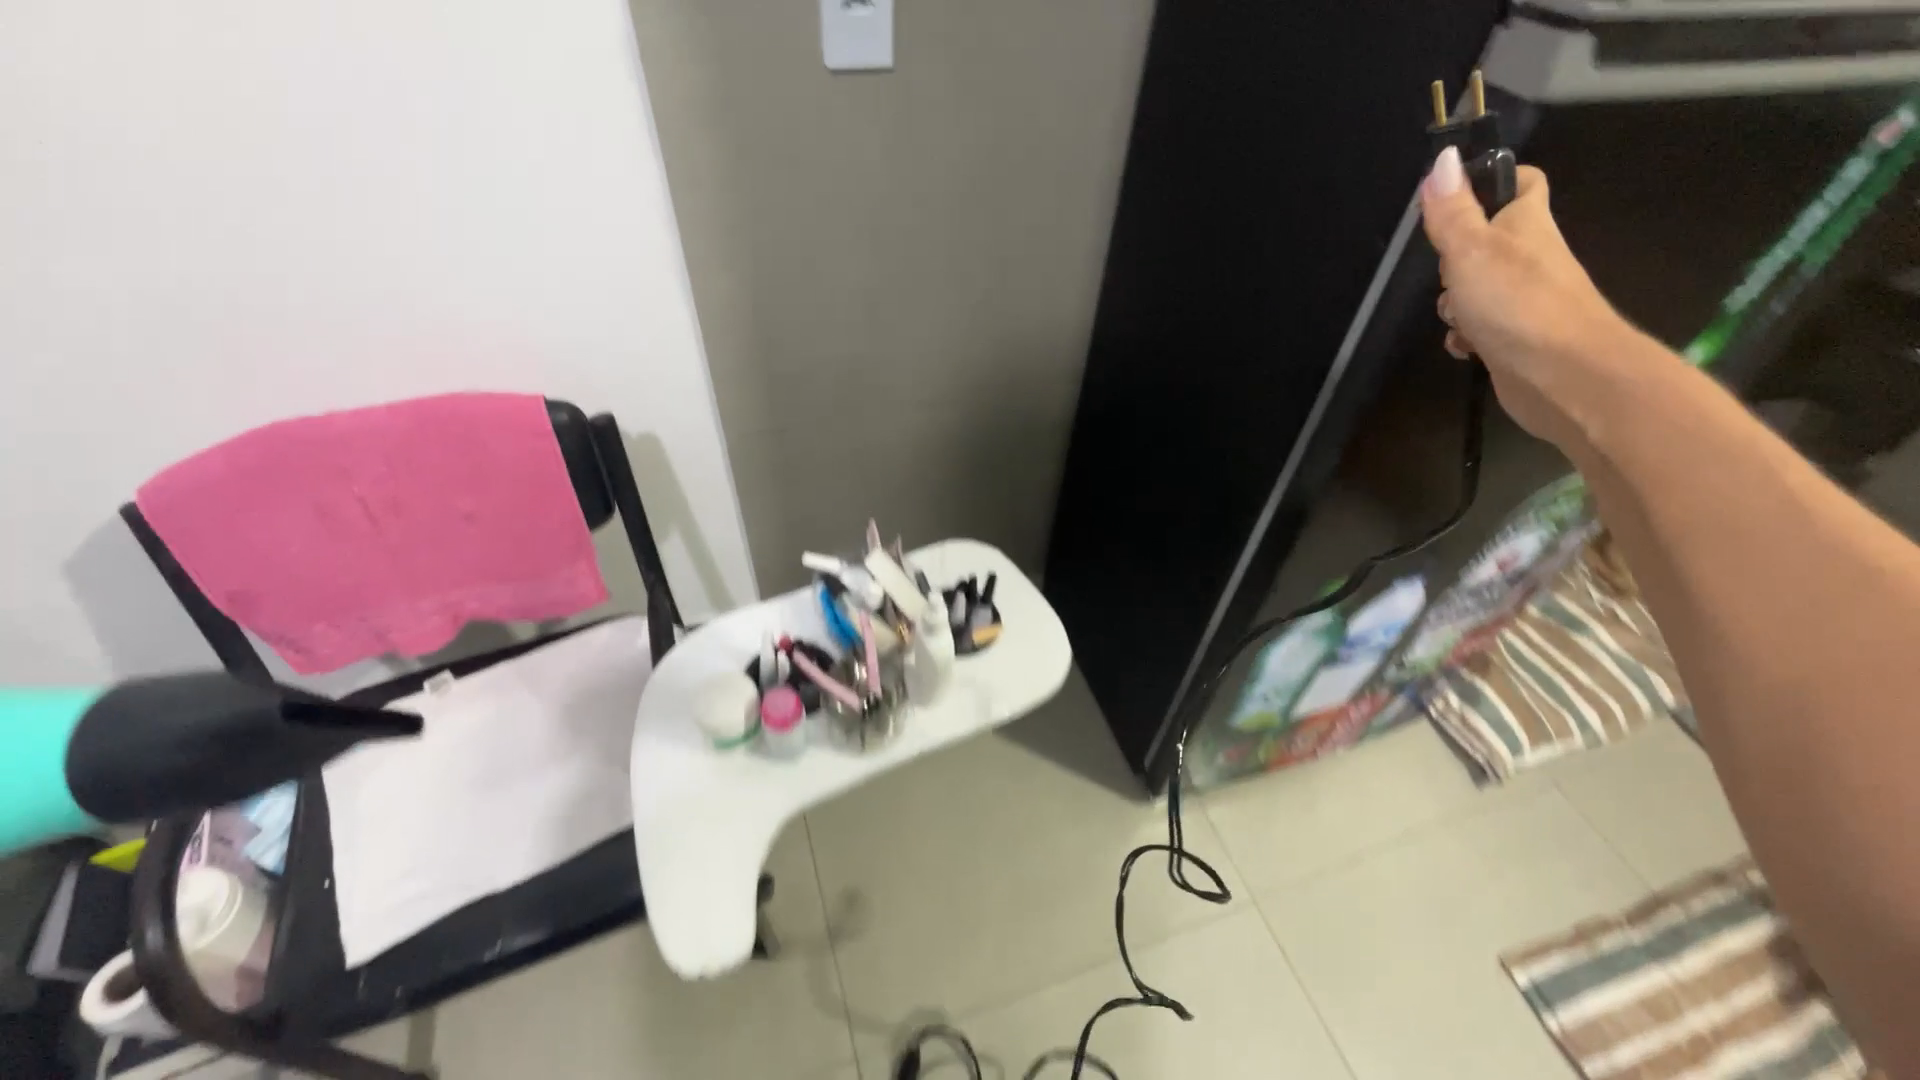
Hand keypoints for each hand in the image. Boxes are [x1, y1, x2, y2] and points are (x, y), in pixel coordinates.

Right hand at [1420, 148, 1640, 444]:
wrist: (1563, 375)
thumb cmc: (1516, 302)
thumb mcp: (1471, 249)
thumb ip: (1453, 210)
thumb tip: (1444, 158)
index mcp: (1527, 223)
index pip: (1521, 183)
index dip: (1493, 182)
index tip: (1458, 197)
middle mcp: (1530, 256)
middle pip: (1484, 242)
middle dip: (1454, 260)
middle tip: (1449, 271)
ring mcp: (1524, 299)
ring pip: (1477, 289)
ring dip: (1456, 304)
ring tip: (1459, 315)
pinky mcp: (1515, 337)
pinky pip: (1481, 328)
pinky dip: (1466, 337)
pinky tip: (1464, 348)